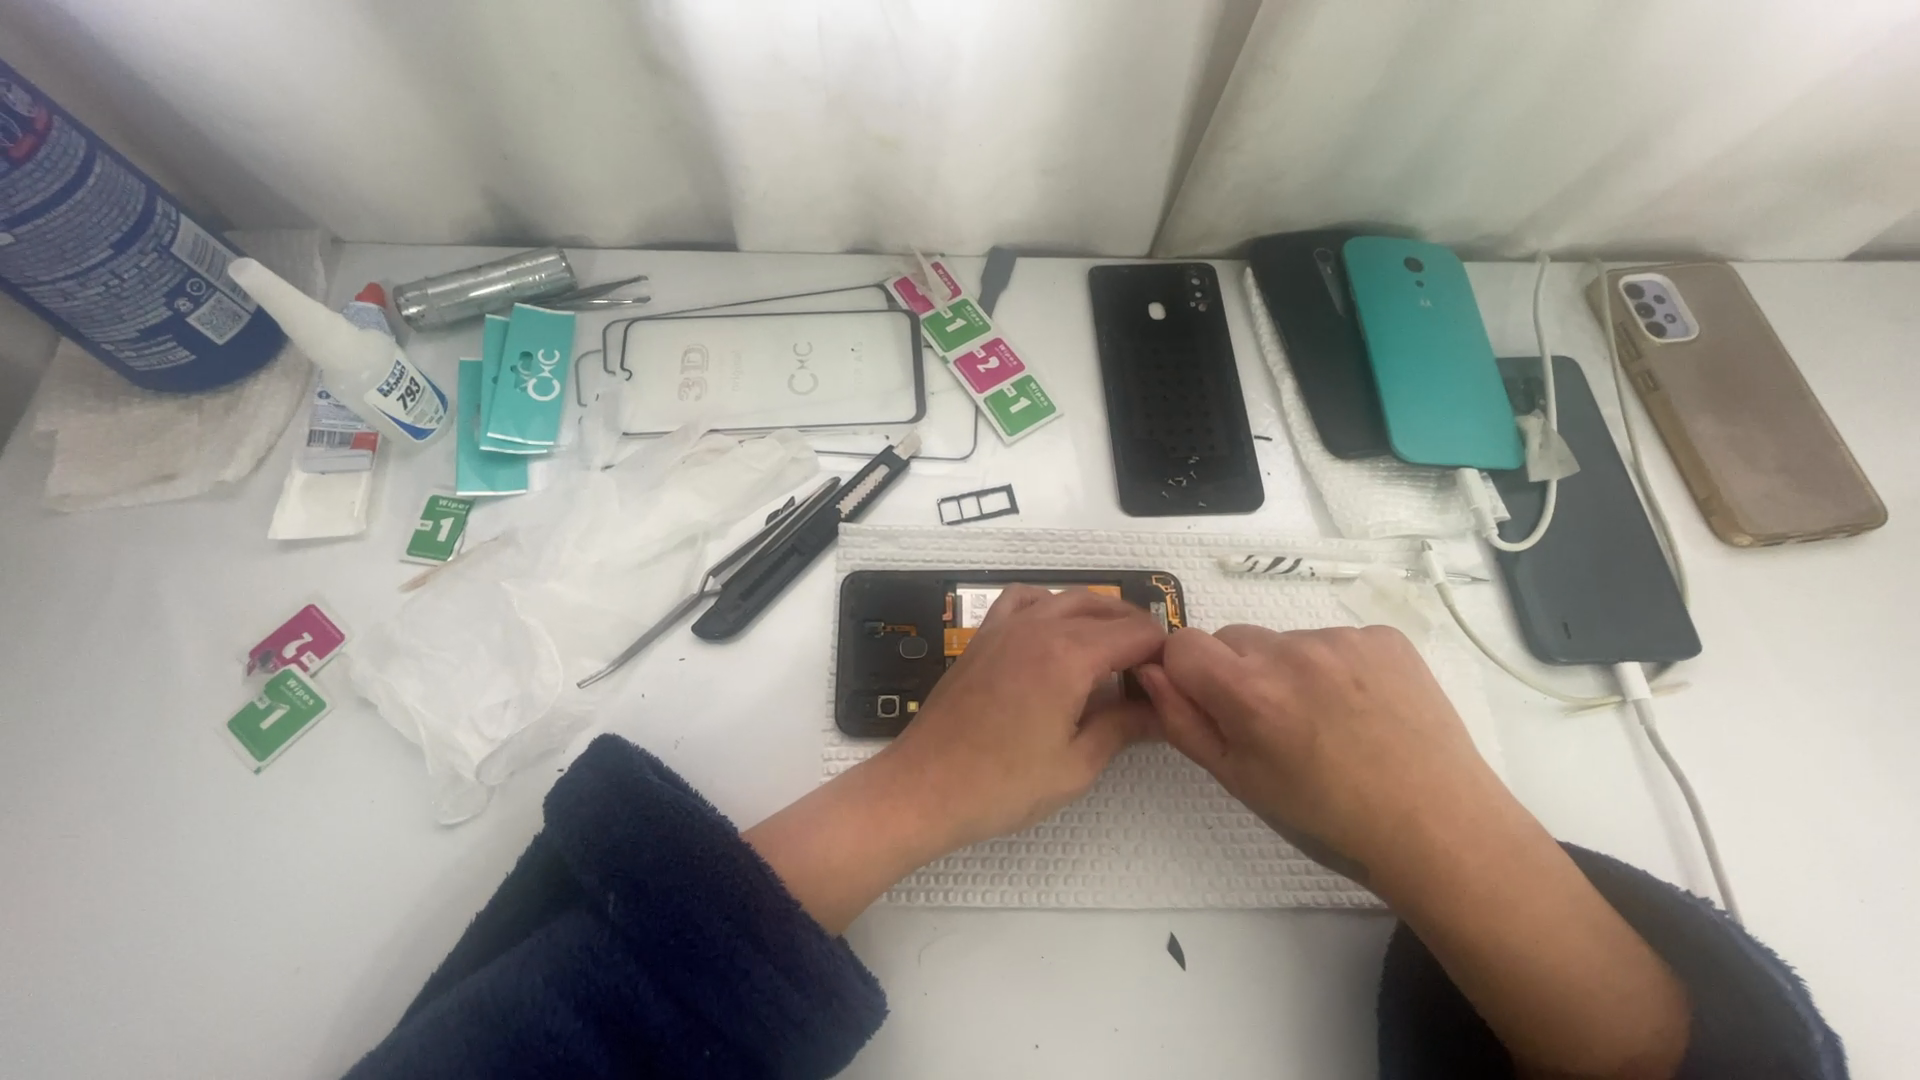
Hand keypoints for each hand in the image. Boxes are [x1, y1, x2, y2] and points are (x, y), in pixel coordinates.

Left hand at [745, 586, 1164, 933]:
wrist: (924, 788)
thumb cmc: (1001, 786)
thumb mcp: (1076, 766)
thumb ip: (1124, 727)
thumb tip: (1162, 709)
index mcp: (1069, 655)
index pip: (1137, 633)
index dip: (1163, 655)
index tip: (1171, 685)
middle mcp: (1039, 626)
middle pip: (1107, 609)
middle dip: (1137, 635)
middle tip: (1148, 678)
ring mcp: (1006, 625)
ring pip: (1068, 598)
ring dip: (1099, 616)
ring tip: (1111, 656)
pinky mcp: (983, 635)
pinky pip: (1026, 599)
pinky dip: (1051, 605)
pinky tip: (1055, 634)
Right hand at [1137, 623, 1502, 882]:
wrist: (1440, 830)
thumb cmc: (1327, 819)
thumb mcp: (1239, 781)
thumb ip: (1182, 721)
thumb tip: (1148, 672)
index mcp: (1249, 692)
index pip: (1182, 644)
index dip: (1188, 675)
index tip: (1214, 707)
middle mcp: (1292, 652)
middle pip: (1233, 638)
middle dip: (1239, 672)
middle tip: (1275, 725)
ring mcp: (1343, 640)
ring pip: (1285, 641)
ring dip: (1289, 670)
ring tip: (1328, 722)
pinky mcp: (1385, 638)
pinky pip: (1335, 640)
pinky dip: (1336, 667)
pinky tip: (1362, 710)